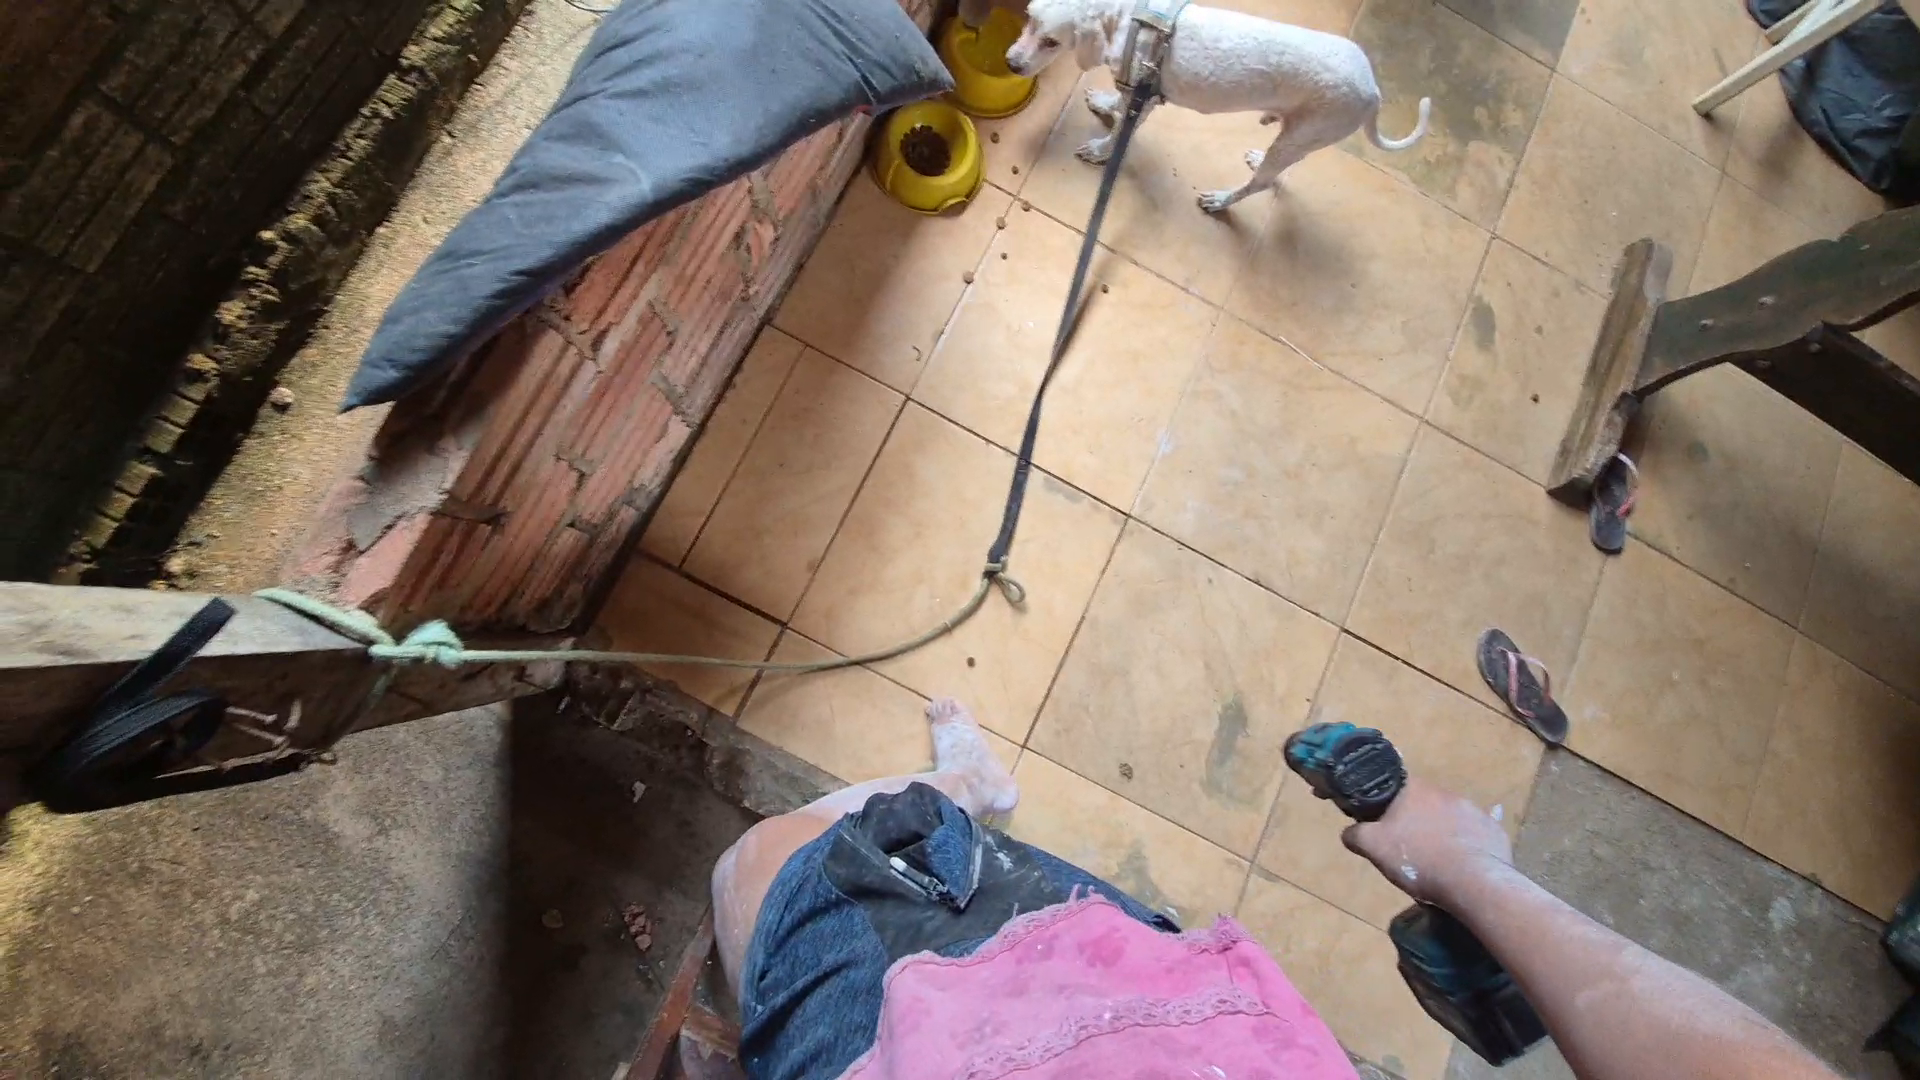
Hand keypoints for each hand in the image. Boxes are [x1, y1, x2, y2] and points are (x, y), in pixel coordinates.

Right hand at [1342, 777, 1514, 906]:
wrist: (1475, 886)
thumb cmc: (1418, 859)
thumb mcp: (1371, 847)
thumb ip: (1354, 834)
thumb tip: (1350, 832)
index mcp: (1415, 789)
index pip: (1395, 785)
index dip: (1388, 802)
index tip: (1384, 821)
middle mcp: (1445, 793)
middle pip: (1424, 802)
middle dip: (1417, 818)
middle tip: (1409, 843)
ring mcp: (1475, 812)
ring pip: (1451, 817)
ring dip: (1444, 830)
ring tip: (1438, 858)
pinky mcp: (1497, 833)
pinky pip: (1478, 834)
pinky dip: (1470, 844)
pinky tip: (1465, 861)